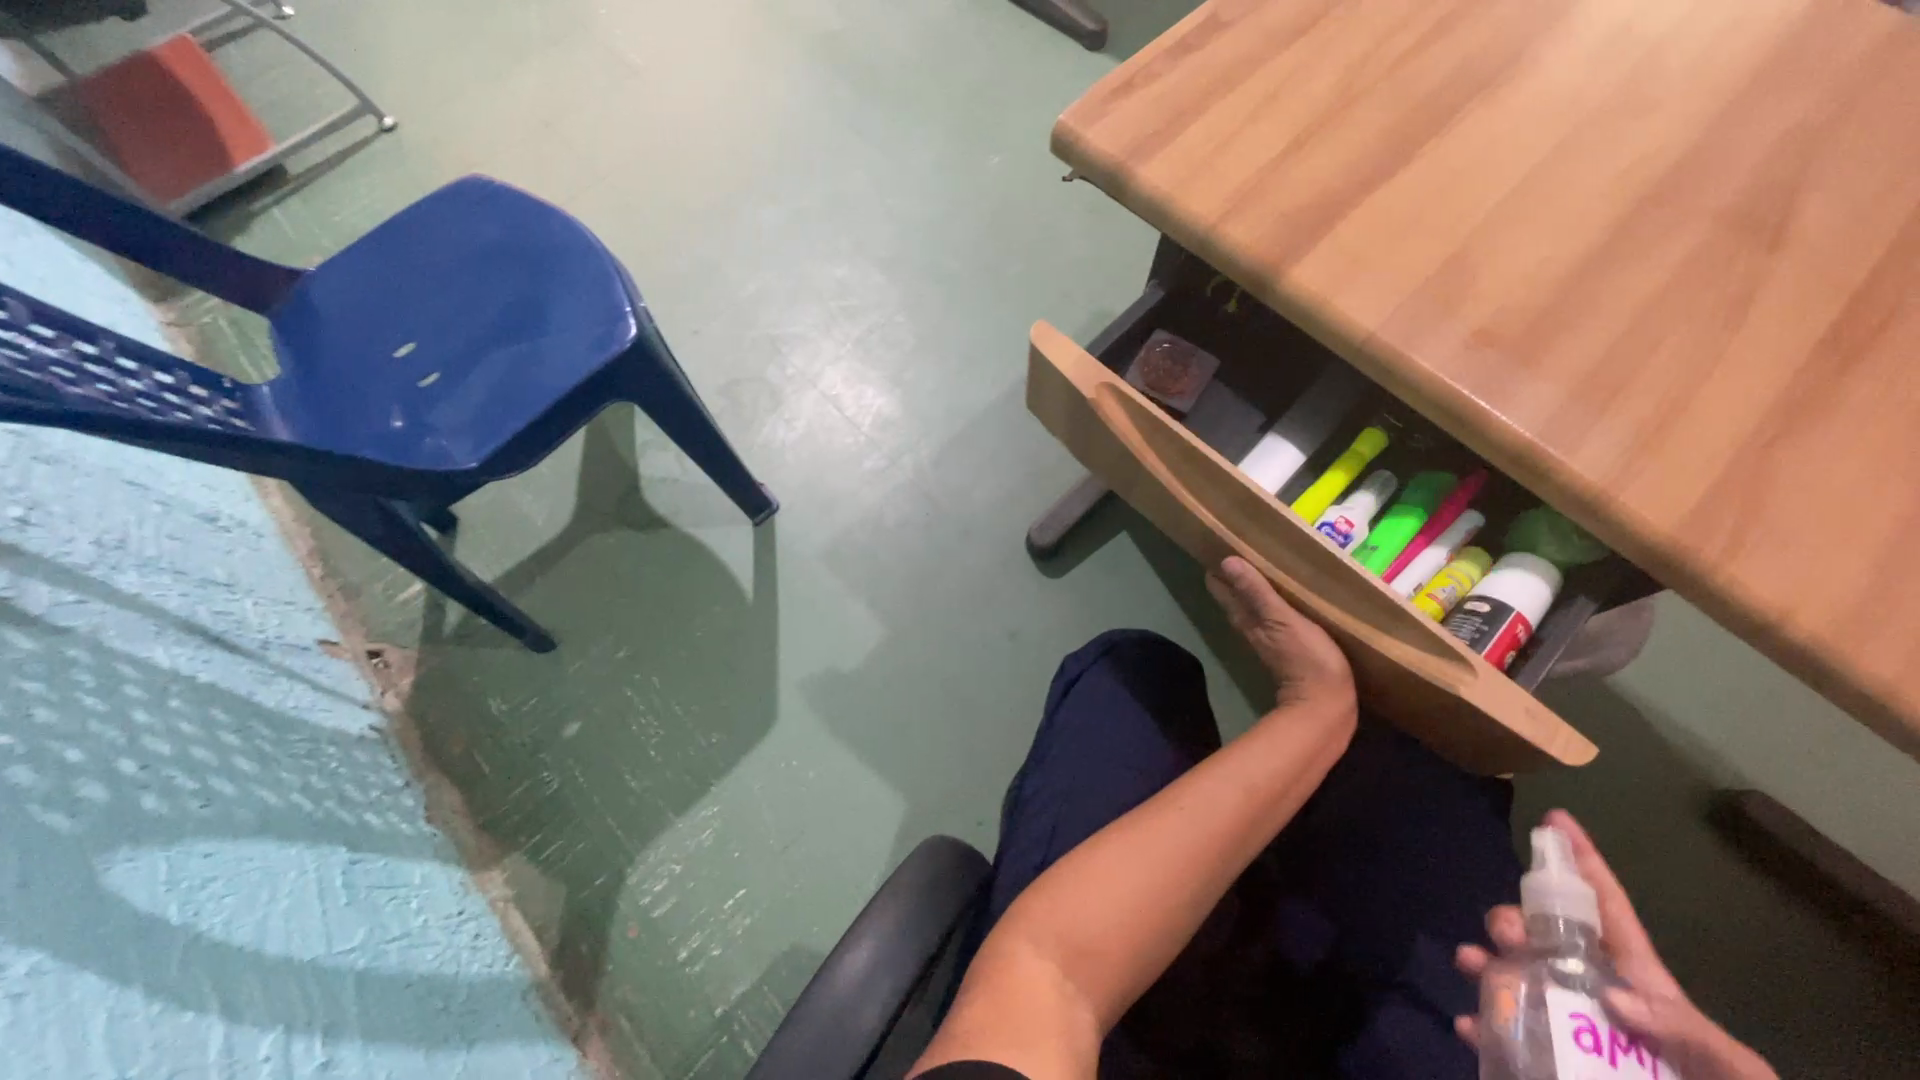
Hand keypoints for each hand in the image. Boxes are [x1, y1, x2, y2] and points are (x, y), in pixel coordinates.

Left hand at [1206, 555, 1355, 718]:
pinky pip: (1271, 619)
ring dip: (1248, 591)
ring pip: (1251, 609)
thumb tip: (1227, 563)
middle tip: (1231, 554)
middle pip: (1234, 600)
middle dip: (1231, 578)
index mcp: (1248, 620)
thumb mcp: (1282, 620)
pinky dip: (1269, 605)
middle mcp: (1253, 629)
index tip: (1212, 549)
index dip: (1217, 572)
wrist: (1325, 704)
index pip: (1223, 590)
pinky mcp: (1287, 648)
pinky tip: (1279, 600)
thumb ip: (1257, 593)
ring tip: (1253, 570)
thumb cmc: (1307, 658)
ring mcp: (1269, 640)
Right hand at [1454, 811, 1777, 1079]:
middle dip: (1513, 918)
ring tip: (1472, 963)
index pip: (1605, 909)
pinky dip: (1480, 1026)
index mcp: (1638, 980)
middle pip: (1543, 935)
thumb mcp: (1729, 1066)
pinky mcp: (1547, 1060)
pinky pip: (1505, 1036)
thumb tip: (1614, 998)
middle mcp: (1594, 991)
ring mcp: (1568, 1027)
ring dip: (1485, 962)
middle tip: (1505, 932)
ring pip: (1513, 975)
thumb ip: (1684, 1029)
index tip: (1555, 820)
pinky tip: (1469, 1025)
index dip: (1582, 863)